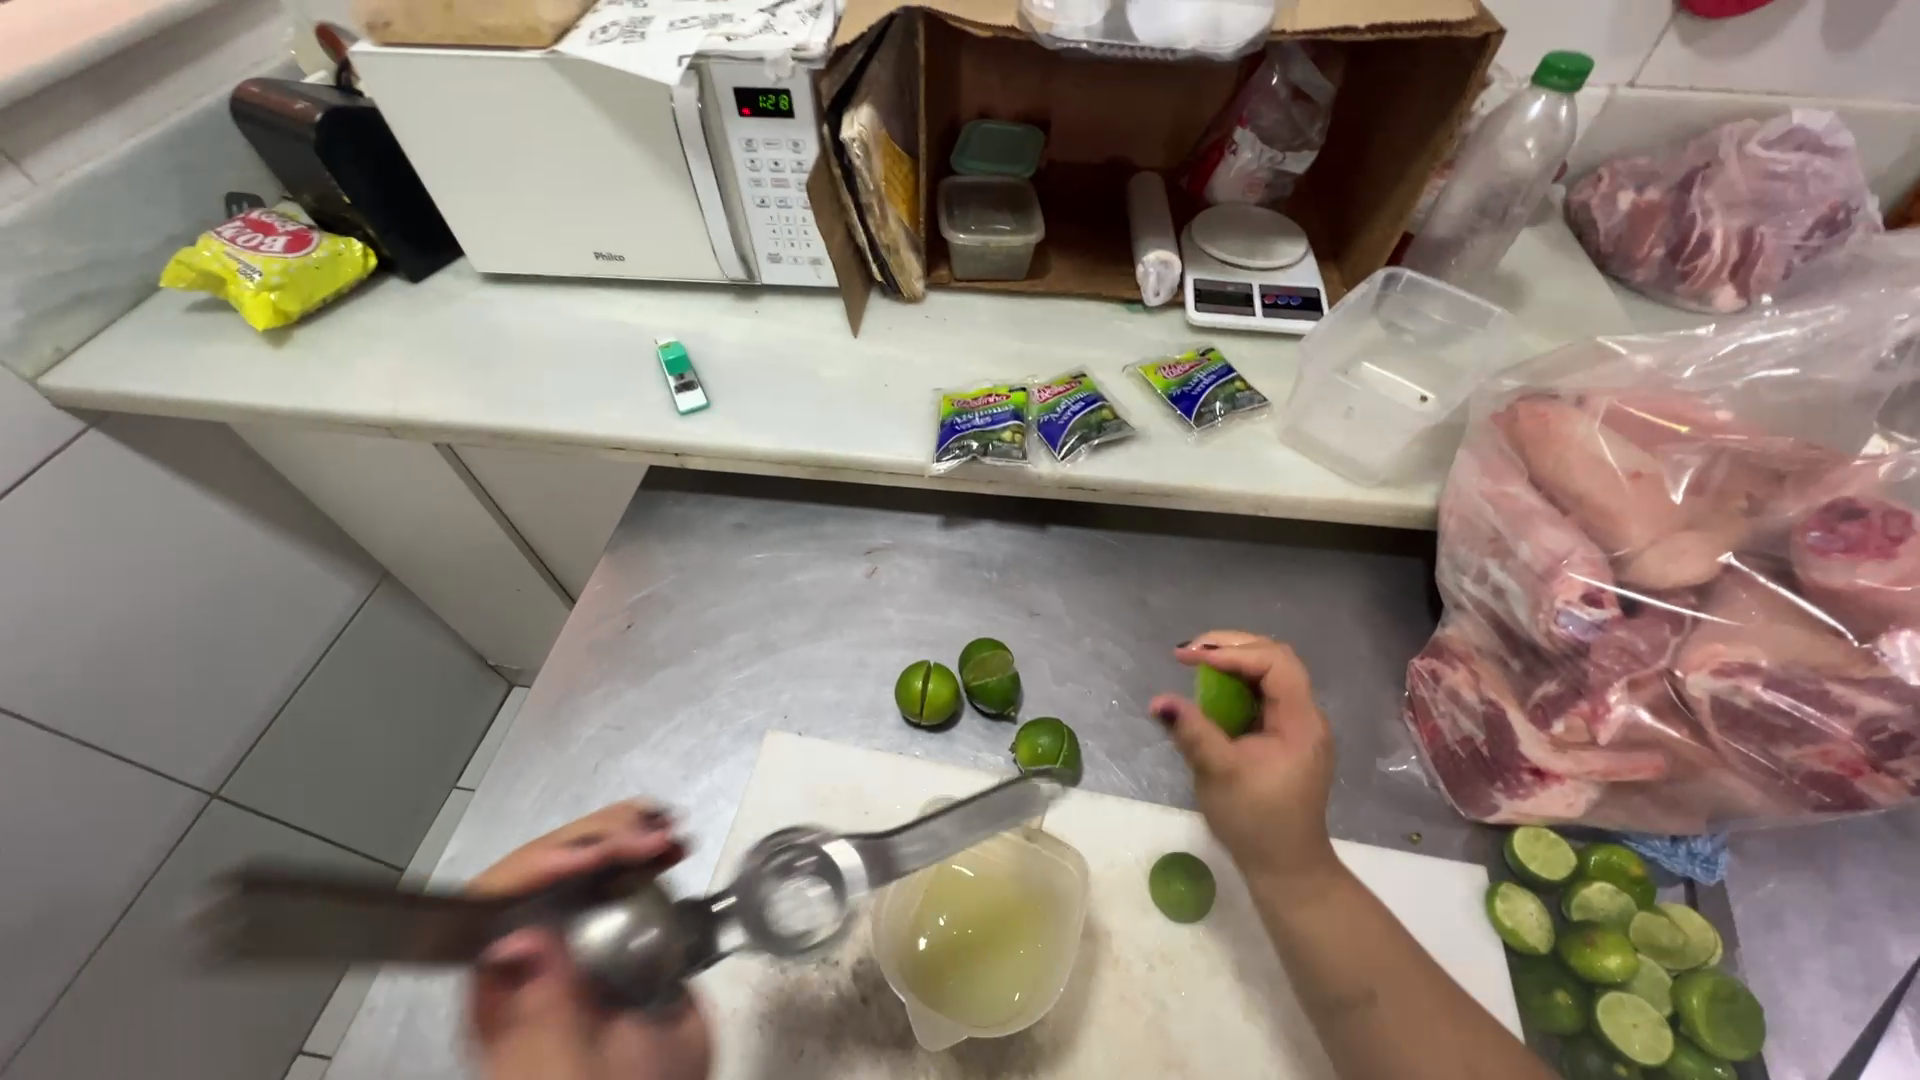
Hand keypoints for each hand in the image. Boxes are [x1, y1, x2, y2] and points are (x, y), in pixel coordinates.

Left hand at [467, 802, 710, 1079]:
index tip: (596, 855)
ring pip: (584, 857)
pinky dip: (648, 843)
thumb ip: (543, 1008)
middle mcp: (534, 947)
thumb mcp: (569, 1067)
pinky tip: (671, 839)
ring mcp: (581, 929)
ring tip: (665, 832)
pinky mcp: (624, 921)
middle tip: (648, 838)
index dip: (538, 867)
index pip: (494, 903)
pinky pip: (625, 868)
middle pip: (545, 868)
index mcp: (502, 985)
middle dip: (596, 840)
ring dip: (624, 831)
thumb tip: (514, 942)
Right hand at [1150, 632, 1341, 893]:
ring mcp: (1296, 726)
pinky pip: (1262, 694)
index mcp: (1301, 721)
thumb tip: (1158, 702)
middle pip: (1274, 659)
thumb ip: (1192, 732)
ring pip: (1268, 673)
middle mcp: (1306, 716)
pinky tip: (1209, 689)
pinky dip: (1234, 683)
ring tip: (1194, 663)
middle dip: (1230, 648)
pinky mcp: (1284, 737)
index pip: (1273, 663)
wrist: (1286, 868)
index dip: (1231, 652)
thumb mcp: (1218, 774)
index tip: (1188, 658)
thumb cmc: (1256, 822)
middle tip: (1188, 652)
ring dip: (1231, 662)